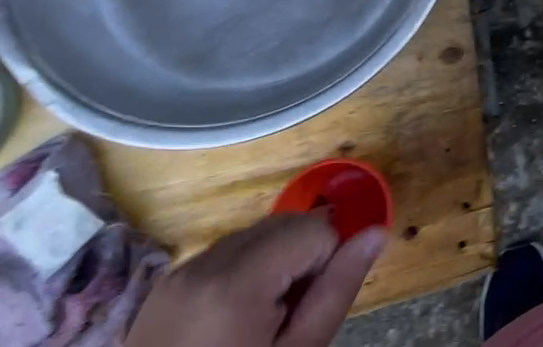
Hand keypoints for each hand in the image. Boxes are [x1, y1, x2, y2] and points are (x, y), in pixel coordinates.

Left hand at [126, 214, 387, 346]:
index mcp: (237, 281)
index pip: (316, 229)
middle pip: (286, 223)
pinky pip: (225, 253)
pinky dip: (244, 271)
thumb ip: (338, 289)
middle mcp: (205, 263)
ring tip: (261, 319)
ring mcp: (180, 272)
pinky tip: (233, 318)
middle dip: (302, 257)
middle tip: (288, 316)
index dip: (326, 265)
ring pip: (257, 234)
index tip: (306, 311)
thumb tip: (377, 232)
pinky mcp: (165, 285)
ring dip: (275, 261)